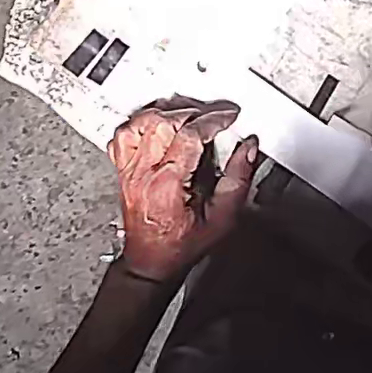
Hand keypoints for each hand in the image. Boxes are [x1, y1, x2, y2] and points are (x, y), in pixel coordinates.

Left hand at [106, 97, 258, 281]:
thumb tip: (249, 148)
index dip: (213, 119)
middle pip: (162, 122)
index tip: (228, 117)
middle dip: (193, 112)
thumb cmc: (183, 244)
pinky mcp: (123, 169)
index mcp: (168, 185)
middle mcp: (143, 173)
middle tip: (213, 117)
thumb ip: (239, 178)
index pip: (188, 135)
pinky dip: (141, 122)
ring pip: (140, 123)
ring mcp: (129, 170)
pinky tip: (158, 124)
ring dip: (167, 112)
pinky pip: (123, 134)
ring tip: (188, 116)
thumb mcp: (224, 216)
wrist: (152, 261)